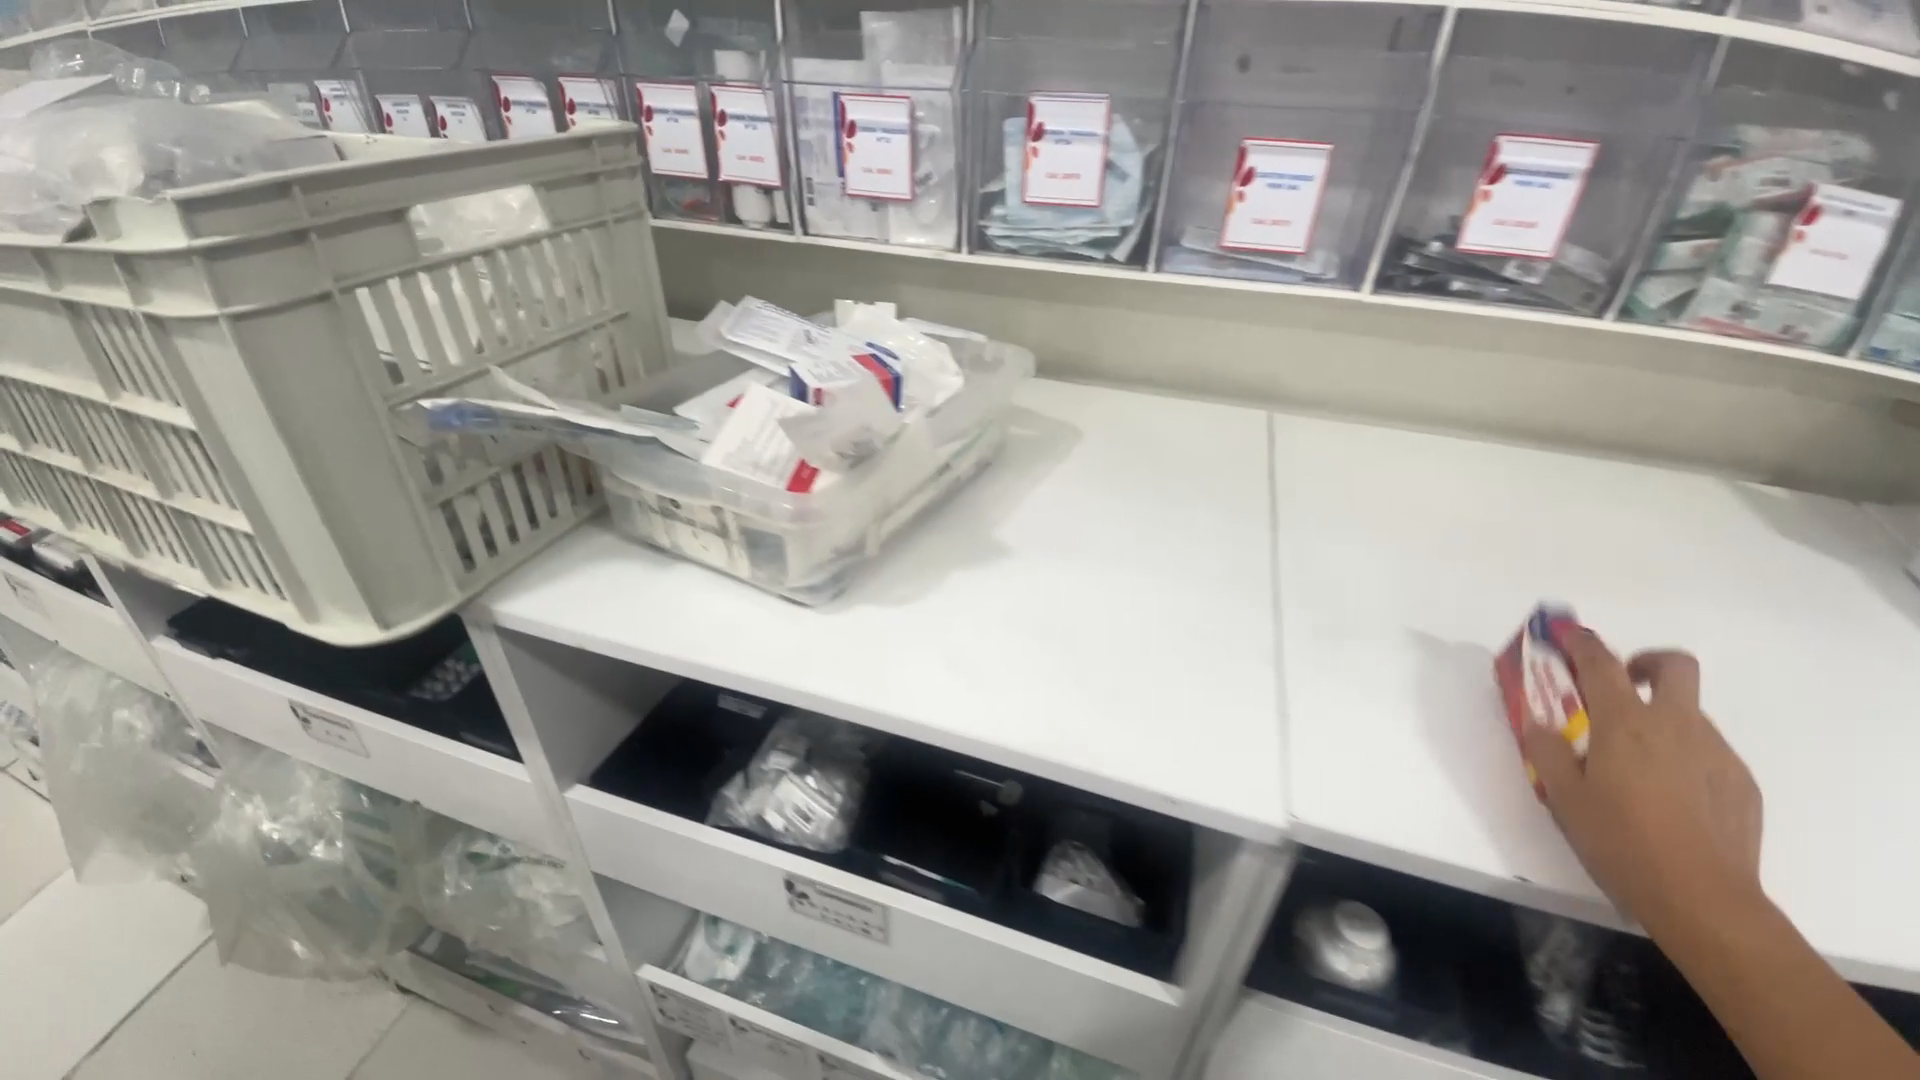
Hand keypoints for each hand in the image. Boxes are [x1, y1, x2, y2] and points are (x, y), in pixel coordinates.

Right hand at [1523, 627, 1765, 935]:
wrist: (1703, 898)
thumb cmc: (1620, 841)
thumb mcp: (1563, 797)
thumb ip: (1547, 751)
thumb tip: (1539, 723)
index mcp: (1626, 725)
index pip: (1602, 663)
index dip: (1581, 642)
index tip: (1565, 633)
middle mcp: (1676, 726)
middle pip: (1674, 666)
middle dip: (1645, 662)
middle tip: (1620, 684)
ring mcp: (1715, 753)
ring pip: (1688, 713)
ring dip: (1659, 718)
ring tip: (1633, 762)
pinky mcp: (1740, 782)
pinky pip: (1705, 751)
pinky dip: (1681, 755)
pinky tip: (1665, 796)